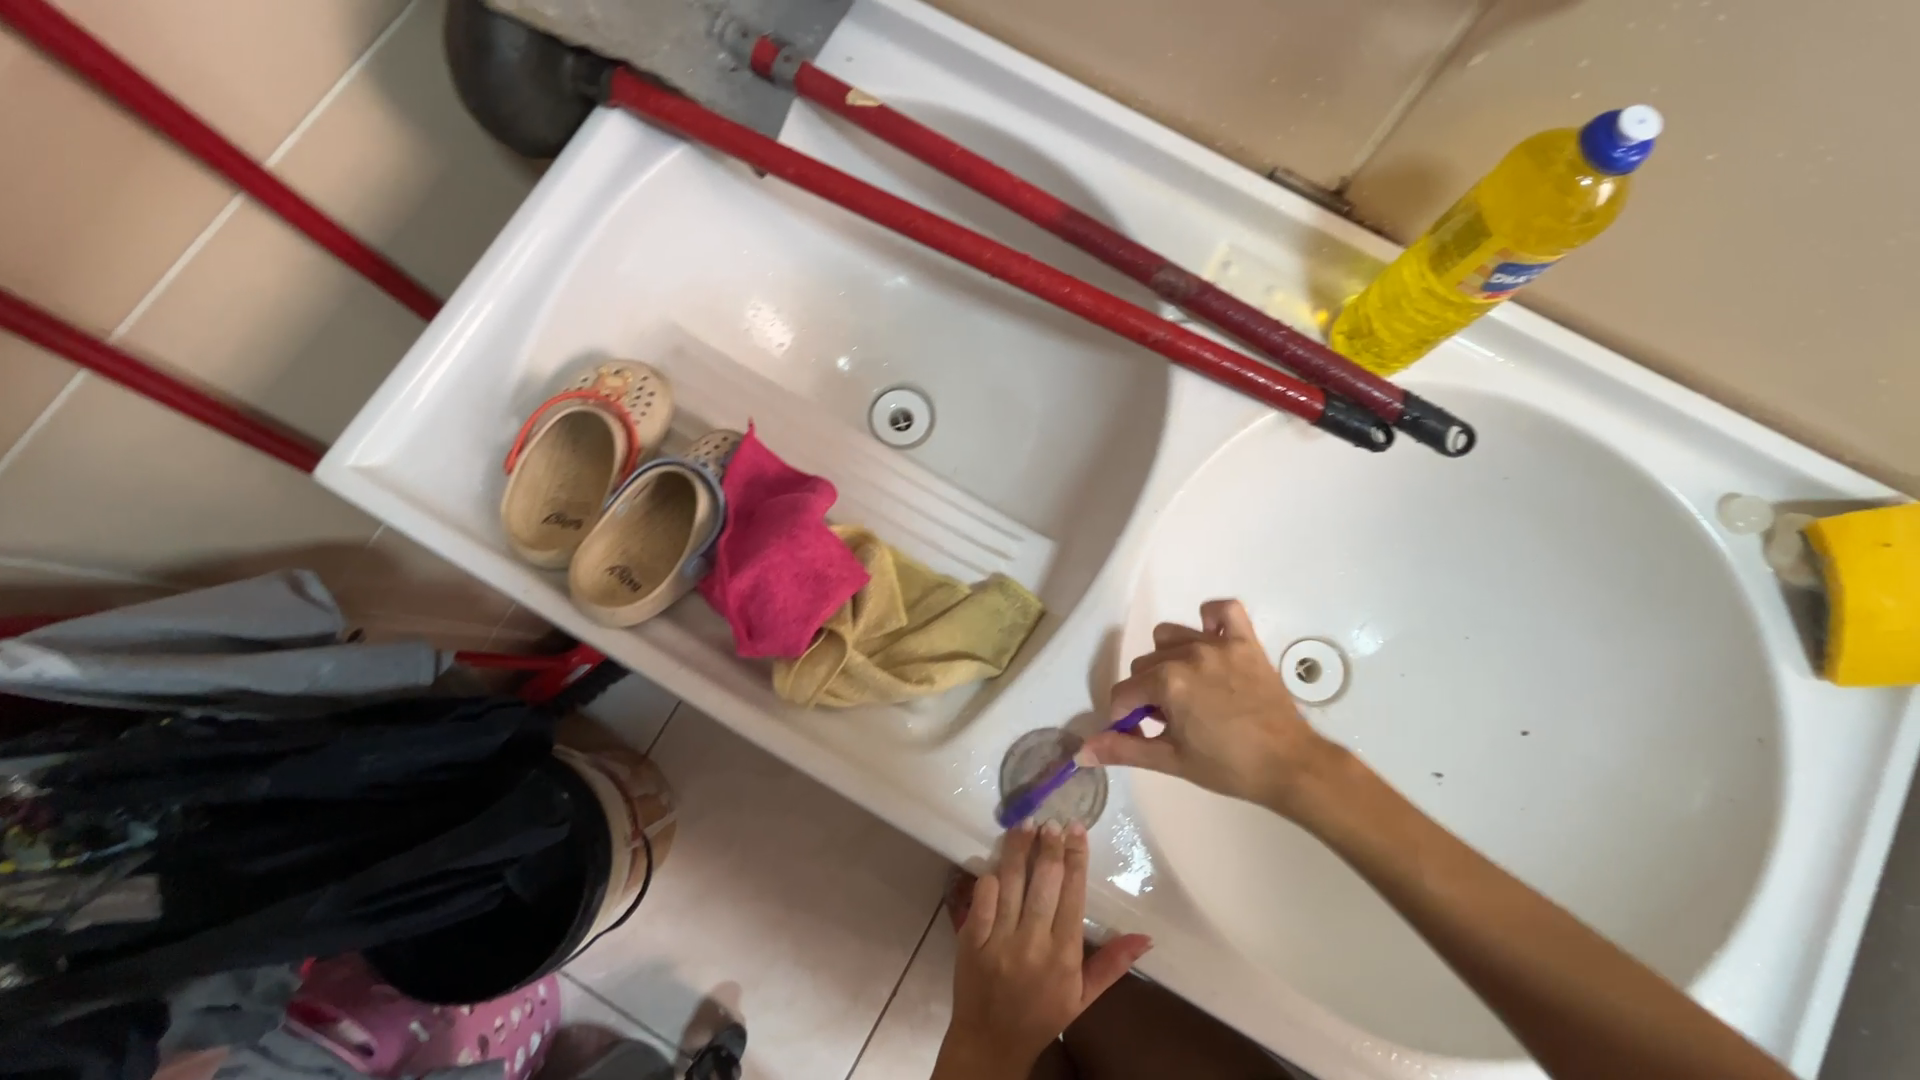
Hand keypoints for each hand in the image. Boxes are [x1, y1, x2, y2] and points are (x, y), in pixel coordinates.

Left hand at [933, 823, 1151, 1078]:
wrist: (991, 1042)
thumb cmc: (1042, 1015)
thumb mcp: (1083, 996)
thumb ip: (1112, 964)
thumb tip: (1146, 937)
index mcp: (1064, 956)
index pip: (1073, 895)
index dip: (1076, 859)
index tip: (1077, 830)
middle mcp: (1033, 944)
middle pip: (1044, 884)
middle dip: (1049, 849)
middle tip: (1052, 822)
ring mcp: (1000, 941)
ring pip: (1011, 884)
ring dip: (1018, 851)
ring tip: (1025, 825)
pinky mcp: (971, 940)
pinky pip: (982, 899)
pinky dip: (990, 877)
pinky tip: (997, 861)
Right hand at [1081, 599, 1334, 814]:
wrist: (1290, 765)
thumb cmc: (1229, 767)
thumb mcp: (1172, 761)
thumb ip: (1123, 750)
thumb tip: (1082, 752)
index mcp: (1167, 682)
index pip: (1124, 692)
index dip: (1124, 716)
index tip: (1138, 733)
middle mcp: (1189, 654)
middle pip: (1145, 665)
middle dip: (1147, 692)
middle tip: (1168, 721)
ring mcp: (1219, 644)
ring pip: (1171, 636)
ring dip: (1168, 659)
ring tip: (1185, 688)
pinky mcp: (1246, 642)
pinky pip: (1222, 611)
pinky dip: (1210, 620)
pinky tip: (1209, 642)